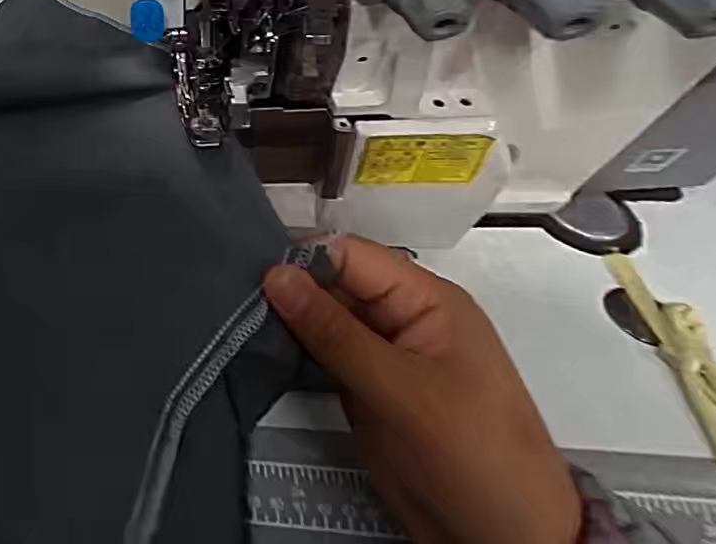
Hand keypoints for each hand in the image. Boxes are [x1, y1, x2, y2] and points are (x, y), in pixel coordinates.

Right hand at [264, 237, 580, 543]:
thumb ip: (334, 331)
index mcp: (425, 300)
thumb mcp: (402, 392)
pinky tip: (262, 347)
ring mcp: (381, 350)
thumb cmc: (475, 461)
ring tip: (241, 321)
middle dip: (289, 289)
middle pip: (332, 281)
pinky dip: (293, 347)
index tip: (258, 278)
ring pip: (320, 314)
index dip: (304, 261)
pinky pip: (321, 348)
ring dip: (286, 318)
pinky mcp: (365, 381)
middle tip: (239, 299)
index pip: (350, 256)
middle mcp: (400, 315)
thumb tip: (276, 275)